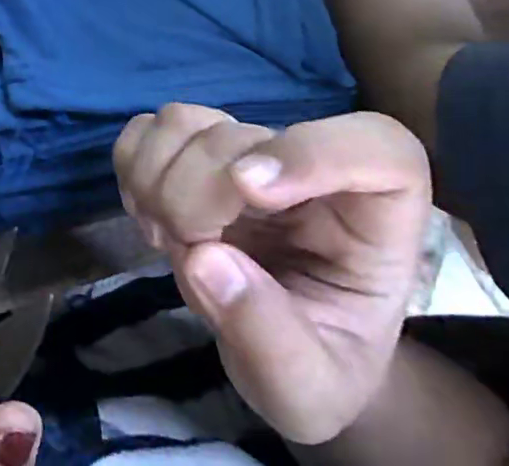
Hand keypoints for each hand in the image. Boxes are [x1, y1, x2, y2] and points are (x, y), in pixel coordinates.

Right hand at [113, 104, 431, 445]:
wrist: (283, 349)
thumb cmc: (319, 365)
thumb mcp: (310, 388)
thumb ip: (270, 337)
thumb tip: (203, 260)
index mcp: (376, 214)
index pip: (376, 147)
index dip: (312, 152)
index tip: (251, 192)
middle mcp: (307, 163)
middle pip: (245, 134)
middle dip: (198, 194)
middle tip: (188, 251)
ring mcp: (245, 149)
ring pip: (185, 120)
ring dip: (157, 178)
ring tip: (167, 237)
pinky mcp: (194, 149)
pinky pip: (147, 130)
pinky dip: (132, 168)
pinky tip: (148, 216)